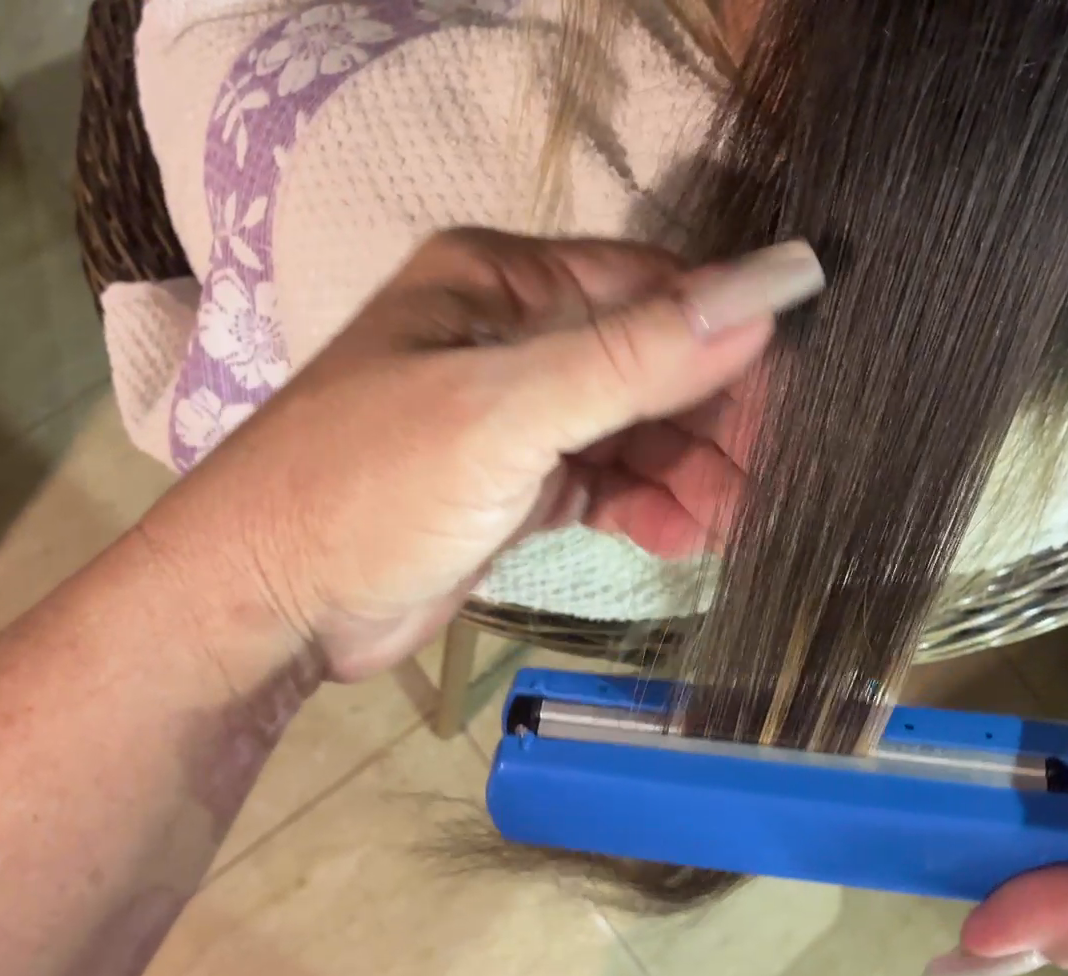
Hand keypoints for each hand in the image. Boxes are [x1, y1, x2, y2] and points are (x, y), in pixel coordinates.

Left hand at [138, 230, 820, 679]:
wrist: (272, 601)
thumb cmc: (370, 487)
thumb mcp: (504, 414)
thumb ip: (634, 356)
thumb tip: (774, 288)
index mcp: (500, 283)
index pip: (648, 289)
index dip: (726, 335)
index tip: (795, 394)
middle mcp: (510, 337)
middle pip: (645, 362)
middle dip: (709, 420)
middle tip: (773, 475)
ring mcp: (512, 416)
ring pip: (629, 430)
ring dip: (686, 473)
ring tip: (738, 521)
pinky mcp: (512, 485)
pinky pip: (602, 481)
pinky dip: (646, 506)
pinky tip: (686, 538)